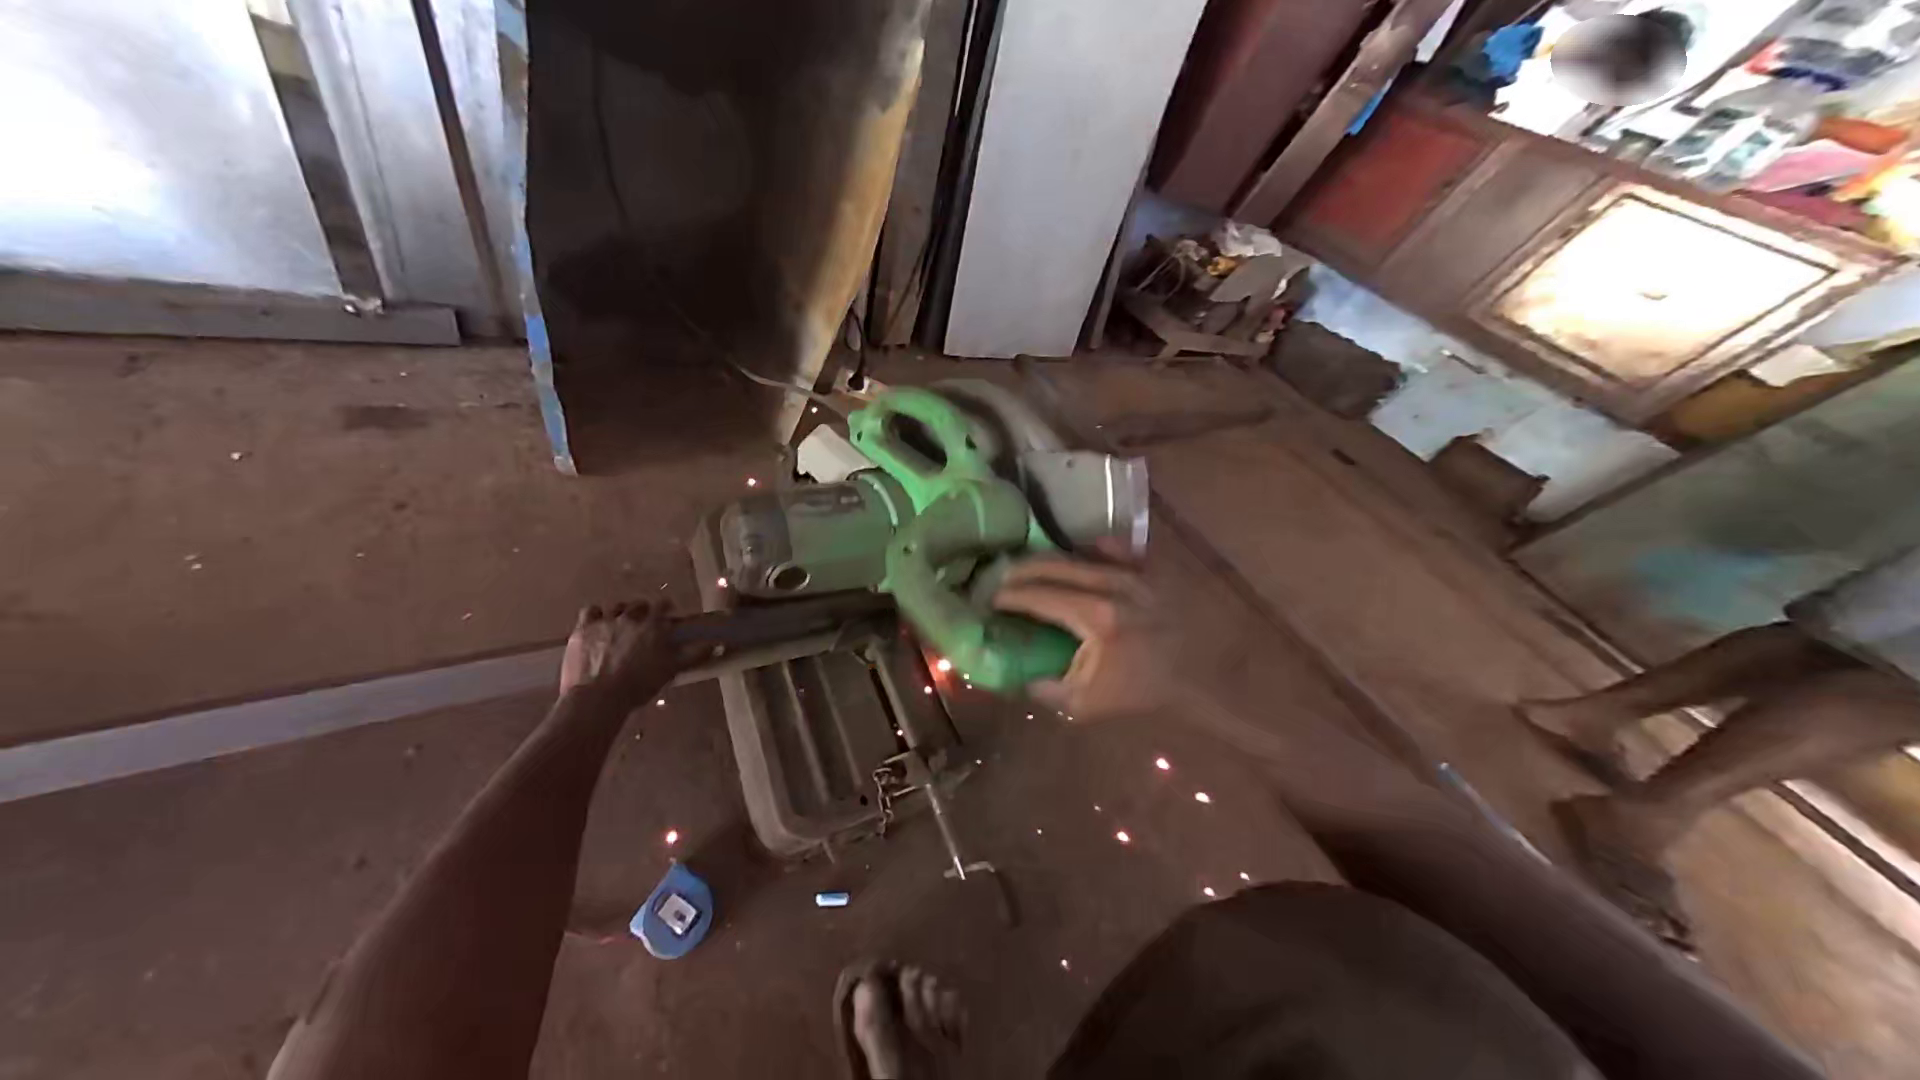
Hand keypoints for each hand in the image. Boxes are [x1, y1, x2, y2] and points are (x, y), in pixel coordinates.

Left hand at [558, 601, 692, 708]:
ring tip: (619, 624)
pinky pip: (590, 611)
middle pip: (638, 605)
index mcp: (653, 626)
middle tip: (643, 624)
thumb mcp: (672, 670)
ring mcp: (605, 621)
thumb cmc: (639, 685)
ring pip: (615, 607)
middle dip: (643, 611)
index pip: (663, 605)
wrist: (598, 697)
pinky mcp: (583, 629)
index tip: (668, 615)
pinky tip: (597, 625)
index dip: (666, 608)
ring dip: (620, 613)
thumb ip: (695, 654)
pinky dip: (595, 615)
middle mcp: (630, 617)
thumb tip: (717, 643)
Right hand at [992, 551, 1167, 720]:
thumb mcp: (1084, 703)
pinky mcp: (1149, 572)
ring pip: (1080, 554)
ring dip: (1050, 559)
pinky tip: (1082, 551)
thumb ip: (1043, 688)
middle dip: (1022, 570)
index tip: (992, 599)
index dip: (1010, 596)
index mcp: (1093, 616)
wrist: (1199, 680)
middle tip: (1002, 577)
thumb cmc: (1140, 692)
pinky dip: (1094, 548)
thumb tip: (1016, 674)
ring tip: (1030, 566)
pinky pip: (1116, 549)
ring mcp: (1133, 574)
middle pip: (1054, 566)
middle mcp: (1111, 585)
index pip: (1039, 597)